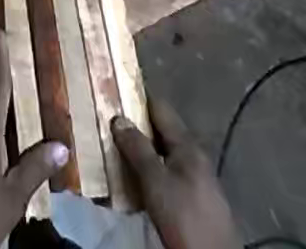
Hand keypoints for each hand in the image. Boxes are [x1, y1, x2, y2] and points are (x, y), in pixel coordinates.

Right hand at [112, 102, 240, 248]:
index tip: (115, 90)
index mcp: (187, 144)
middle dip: (137, 126)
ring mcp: (197, 176)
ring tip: (116, 150)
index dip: (138, 97)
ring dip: (143, 150)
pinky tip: (136, 180)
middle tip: (109, 124)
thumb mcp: (156, 182)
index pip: (160, 108)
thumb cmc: (184, 216)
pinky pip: (168, 172)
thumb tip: (118, 118)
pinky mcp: (195, 197)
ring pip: (164, 153)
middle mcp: (194, 154)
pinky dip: (151, 169)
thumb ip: (138, 150)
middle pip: (162, 131)